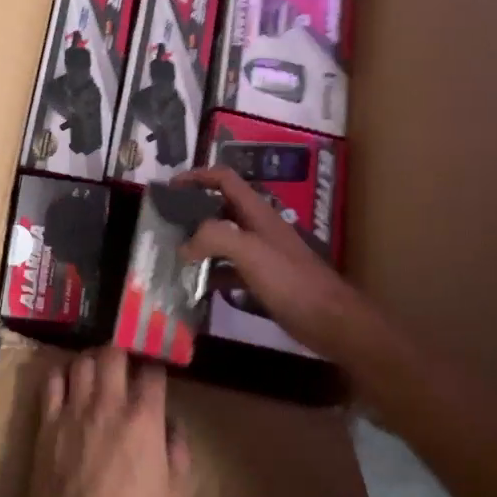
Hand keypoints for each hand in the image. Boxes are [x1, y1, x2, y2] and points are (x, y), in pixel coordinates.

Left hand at [28, 347, 193, 496]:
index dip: (156, 362)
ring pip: (82, 361)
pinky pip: (51, 381)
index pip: (153, 370)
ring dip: (92, 360)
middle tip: (125, 360)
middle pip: (114, 352)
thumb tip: (172, 425)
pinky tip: (67, 381)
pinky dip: (61, 374)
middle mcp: (109, 403)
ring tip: (97, 368)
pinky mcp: (47, 424)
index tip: (156, 364)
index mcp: (145, 418)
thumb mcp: (175, 494)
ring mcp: (75, 410)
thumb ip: (179, 452)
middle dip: (122, 350)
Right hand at [175, 165, 396, 365]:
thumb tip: (184, 245)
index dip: (197, 176)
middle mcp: (258, 226)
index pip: (224, 179)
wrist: (330, 320)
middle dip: (194, 209)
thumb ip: (214, 237)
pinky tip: (197, 284)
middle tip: (166, 222)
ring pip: (224, 238)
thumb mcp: (250, 251)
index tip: (170, 186)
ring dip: (200, 241)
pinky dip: (212, 271)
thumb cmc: (291, 280)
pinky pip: (230, 268)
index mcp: (257, 211)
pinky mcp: (264, 279)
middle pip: (221, 206)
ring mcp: (262, 253)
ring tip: (174, 252)